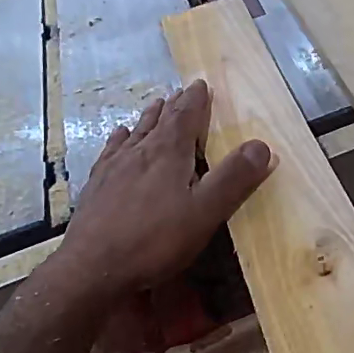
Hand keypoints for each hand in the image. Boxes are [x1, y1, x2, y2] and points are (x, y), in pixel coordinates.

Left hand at [59, 79, 272, 296]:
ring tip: (156, 105)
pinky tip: (120, 138)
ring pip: (136, 134)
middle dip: (174, 106)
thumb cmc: (154, 240)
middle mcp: (139, 152)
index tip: (201, 84)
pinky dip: (121, 139)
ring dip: (149, 118)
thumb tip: (262, 145)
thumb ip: (234, 178)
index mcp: (168, 153)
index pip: (185, 116)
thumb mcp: (205, 212)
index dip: (195, 100)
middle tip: (182, 92)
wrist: (91, 269)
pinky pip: (112, 152)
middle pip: (160, 121)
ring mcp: (114, 168)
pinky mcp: (97, 186)